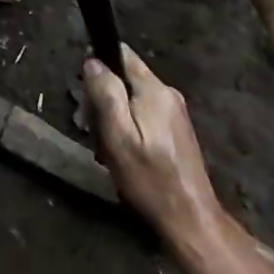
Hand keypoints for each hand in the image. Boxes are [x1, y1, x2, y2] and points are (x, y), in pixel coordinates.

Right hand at [84, 46, 222, 239]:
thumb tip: (93, 62)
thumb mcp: (118, 136)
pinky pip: (143, 114)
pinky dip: (127, 127)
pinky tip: (121, 152)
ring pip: (132, 98)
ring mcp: (174, 112)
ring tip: (104, 147)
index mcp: (154, 90)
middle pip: (125, 78)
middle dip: (102, 97)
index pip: (123, 55)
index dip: (98, 66)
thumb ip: (106, 95)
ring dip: (112, 116)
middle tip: (88, 128)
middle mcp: (168, 94)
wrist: (189, 218)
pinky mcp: (175, 130)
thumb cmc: (149, 178)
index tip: (84, 92)